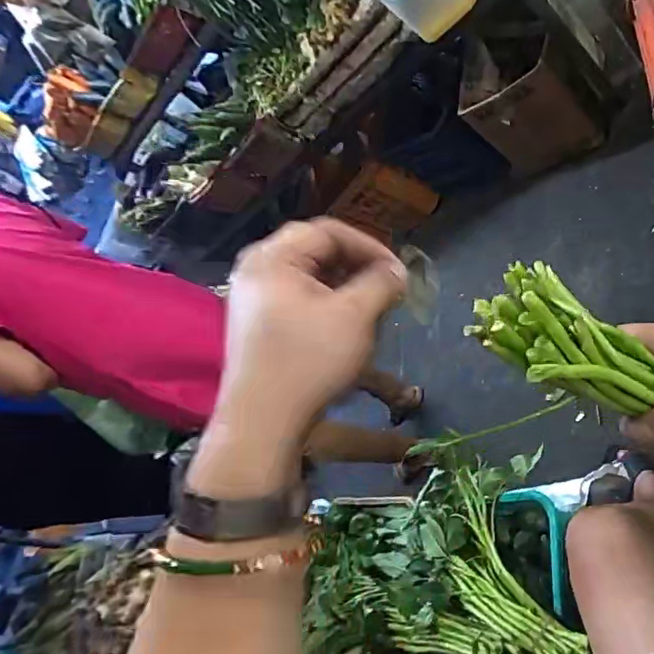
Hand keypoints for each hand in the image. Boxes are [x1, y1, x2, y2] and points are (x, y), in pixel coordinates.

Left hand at [216, 219, 406, 435]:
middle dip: (359, 268)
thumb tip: (398, 272)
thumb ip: (382, 283)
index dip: (370, 247)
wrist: (263, 421)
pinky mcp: (260, 326)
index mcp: (272, 258)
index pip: (329, 231)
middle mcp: (257, 271)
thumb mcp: (355, 316)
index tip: (398, 272)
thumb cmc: (310, 361)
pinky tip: (348, 330)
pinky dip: (329, 307)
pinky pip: (300, 301)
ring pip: (311, 279)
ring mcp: (254, 300)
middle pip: (318, 253)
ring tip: (373, 311)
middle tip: (388, 290)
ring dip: (348, 289)